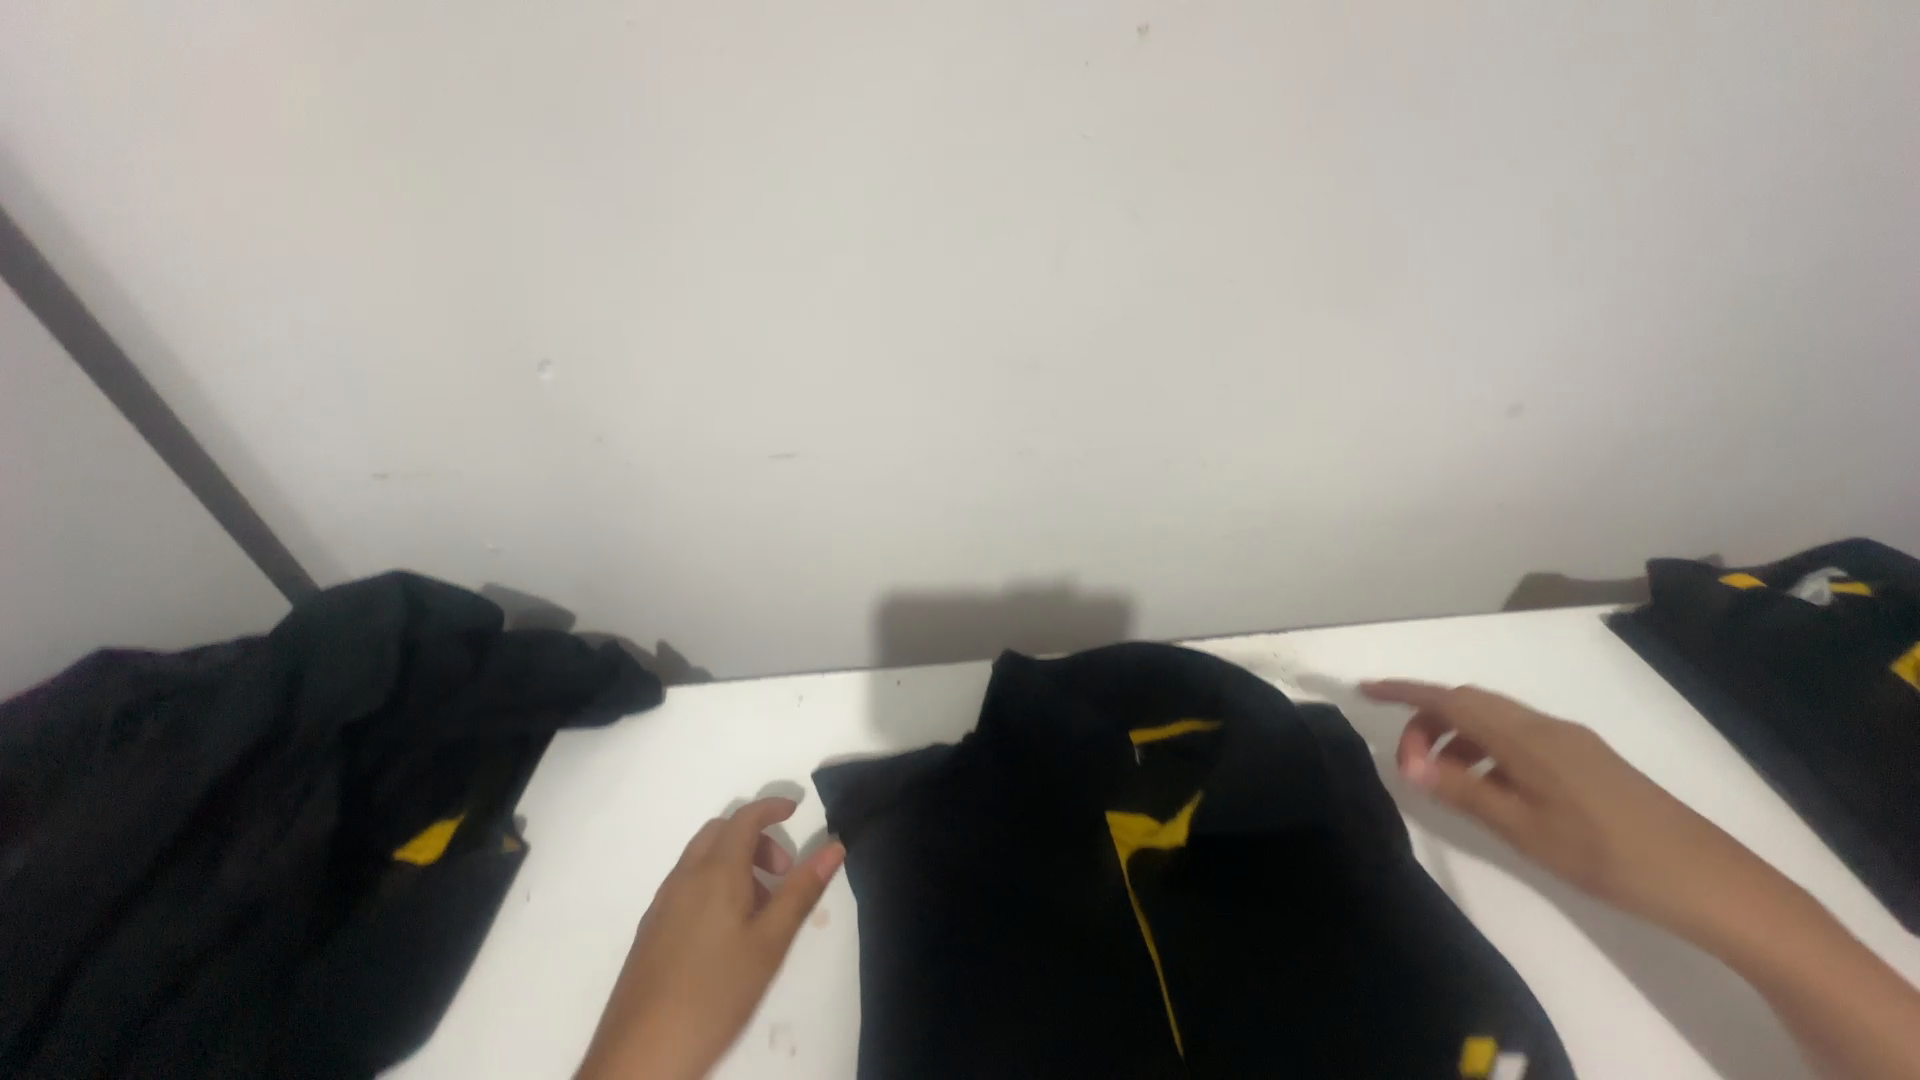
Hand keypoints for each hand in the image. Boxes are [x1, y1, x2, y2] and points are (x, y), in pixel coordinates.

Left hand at [576, 797, 845, 1079]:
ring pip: (701, 858)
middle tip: (783, 872)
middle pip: (720, 831)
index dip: (771, 807)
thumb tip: (834, 845)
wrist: (642, 1055)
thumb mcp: (771, 943)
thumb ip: (802, 890)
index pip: (744, 818)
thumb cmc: (716, 993)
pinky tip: (728, 931)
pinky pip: (687, 883)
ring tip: (761, 908)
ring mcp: (662, 903)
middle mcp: (684, 877)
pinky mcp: (651, 929)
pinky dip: (714, 882)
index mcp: (716, 873)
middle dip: (755, 837)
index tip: (797, 809)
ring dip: (735, 861)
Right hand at [1359, 679, 1768, 935]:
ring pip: (1495, 720)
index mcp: (1527, 738)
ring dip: (1456, 736)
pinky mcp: (1585, 759)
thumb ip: (1462, 790)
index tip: (1365, 691)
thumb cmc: (1607, 856)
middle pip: (1470, 702)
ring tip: (1441, 780)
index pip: (1451, 700)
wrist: (1710, 882)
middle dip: (1426, 718)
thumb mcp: (1522, 829)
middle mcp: (1546, 727)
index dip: (1404, 692)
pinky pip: (1518, 736)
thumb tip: (1407, 762)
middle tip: (1405, 760)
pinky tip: (1487, 787)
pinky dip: (1485, 748)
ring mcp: (1570, 741)